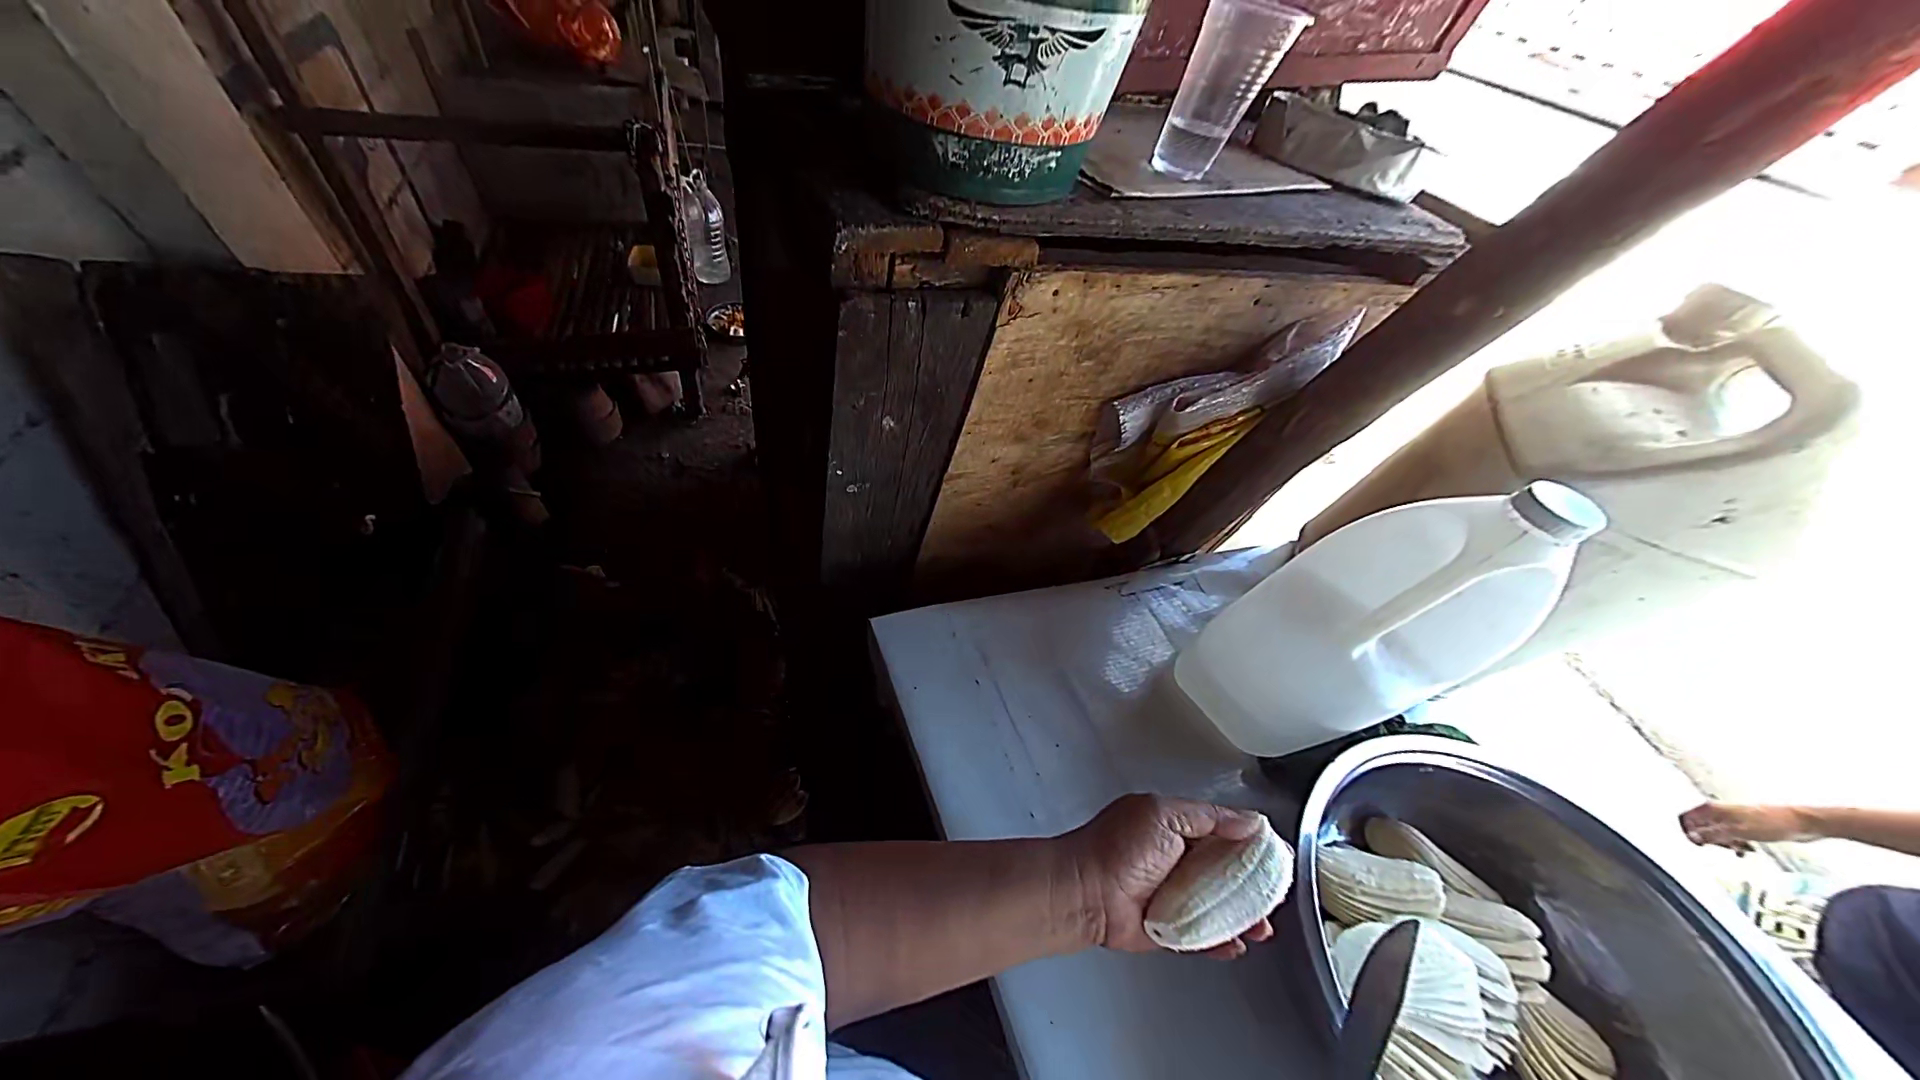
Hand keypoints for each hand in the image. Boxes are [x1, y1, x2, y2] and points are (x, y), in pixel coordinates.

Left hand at [1060, 794, 1276, 959]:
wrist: (1087, 892)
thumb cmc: (1117, 847)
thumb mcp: (1164, 815)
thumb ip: (1207, 817)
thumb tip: (1248, 820)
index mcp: (1171, 826)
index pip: (1220, 832)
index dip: (1249, 843)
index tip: (1276, 854)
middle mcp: (1174, 859)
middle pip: (1225, 872)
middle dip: (1252, 884)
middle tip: (1274, 894)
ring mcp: (1172, 894)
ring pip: (1219, 906)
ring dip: (1243, 916)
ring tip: (1262, 926)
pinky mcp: (1169, 927)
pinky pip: (1203, 935)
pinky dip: (1223, 940)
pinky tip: (1238, 943)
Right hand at [1679, 803, 1816, 849]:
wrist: (1802, 823)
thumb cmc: (1770, 824)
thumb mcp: (1739, 831)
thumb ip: (1713, 833)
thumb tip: (1691, 836)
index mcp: (1712, 809)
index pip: (1686, 818)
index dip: (1689, 831)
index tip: (1700, 845)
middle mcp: (1717, 811)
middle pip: (1699, 825)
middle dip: (1708, 839)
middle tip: (1724, 849)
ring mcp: (1731, 817)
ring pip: (1715, 831)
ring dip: (1723, 843)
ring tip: (1739, 851)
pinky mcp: (1743, 824)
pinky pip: (1730, 835)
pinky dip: (1734, 843)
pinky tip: (1745, 850)